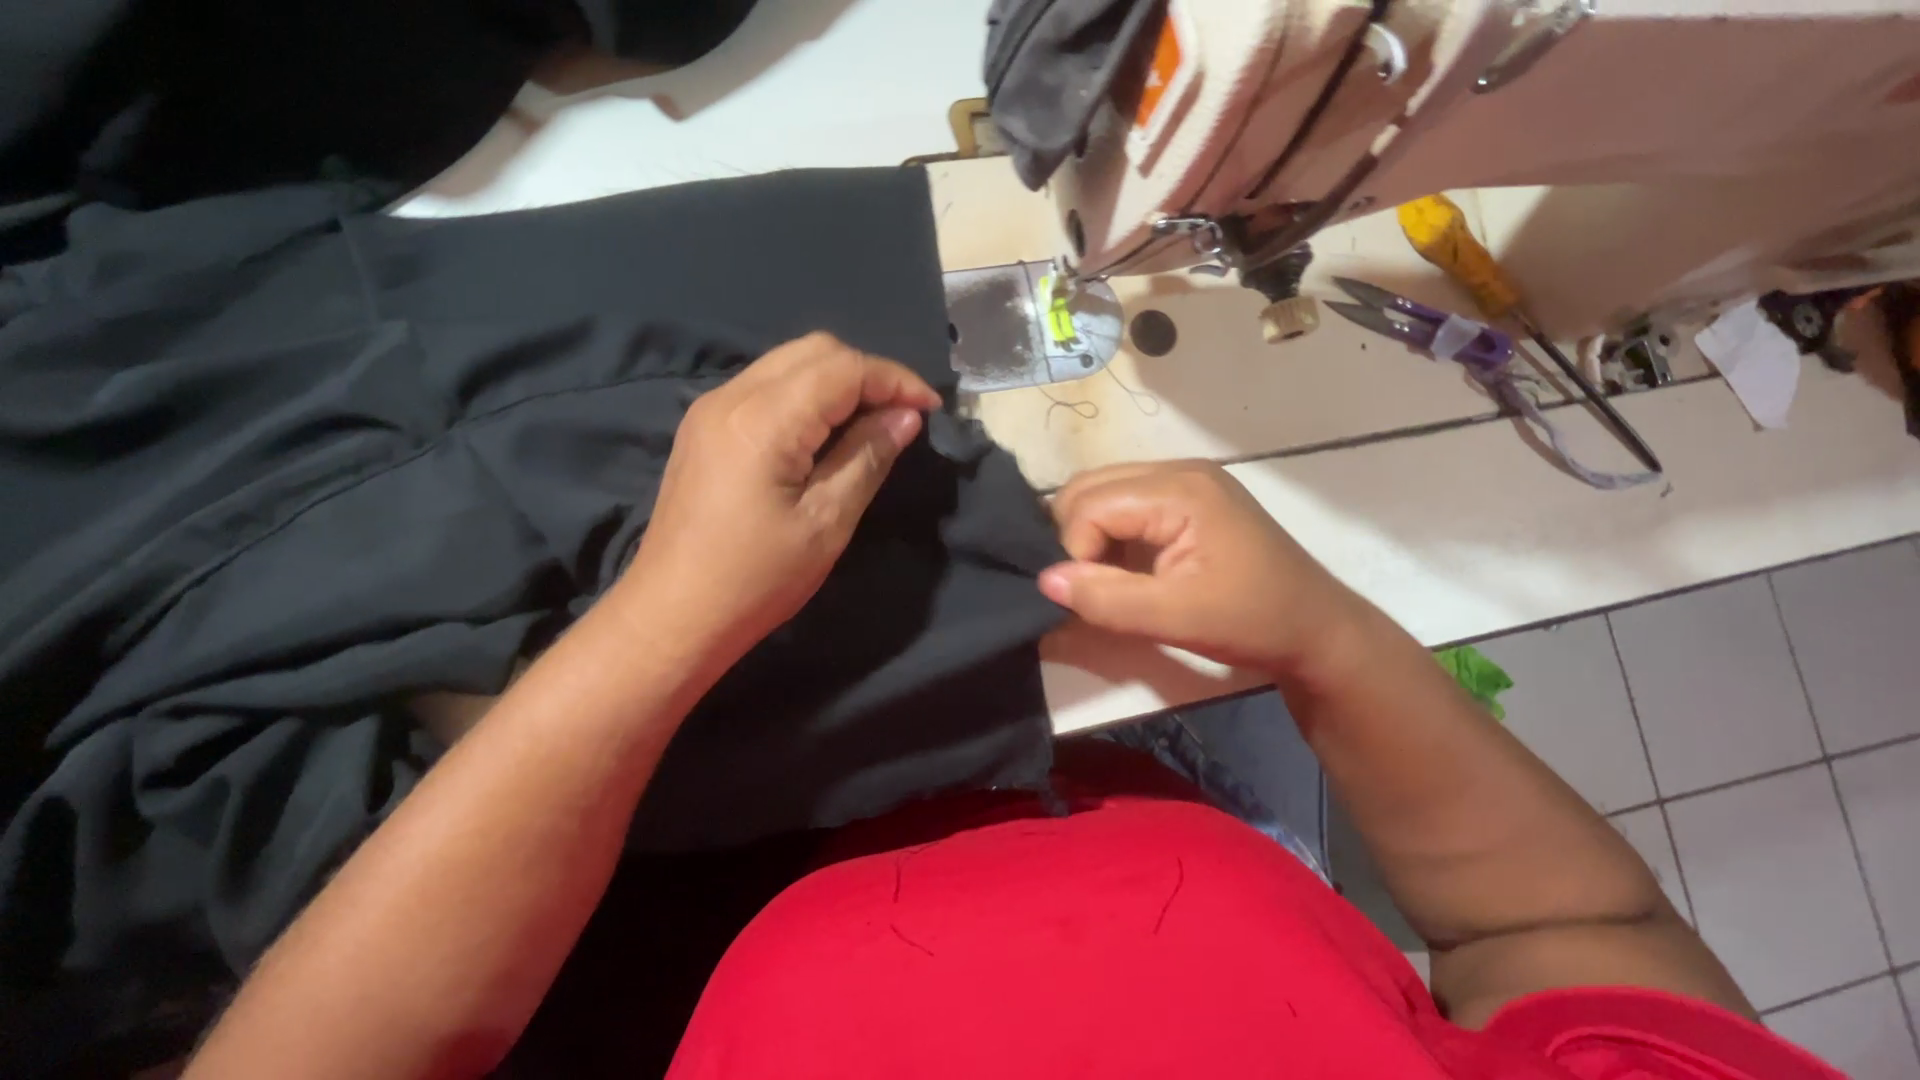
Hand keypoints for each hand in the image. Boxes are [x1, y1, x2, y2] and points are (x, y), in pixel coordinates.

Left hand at [615, 333, 940, 663]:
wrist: (674, 614)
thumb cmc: (756, 578)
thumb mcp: (827, 522)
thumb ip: (868, 457)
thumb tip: (906, 417)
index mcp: (764, 418)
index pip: (843, 368)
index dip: (894, 380)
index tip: (931, 409)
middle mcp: (732, 396)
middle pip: (814, 351)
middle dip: (866, 373)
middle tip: (901, 417)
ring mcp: (711, 409)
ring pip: (788, 364)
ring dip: (836, 382)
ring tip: (870, 424)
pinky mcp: (703, 428)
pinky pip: (765, 387)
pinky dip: (805, 396)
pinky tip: (824, 434)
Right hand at [1037, 461, 1369, 676]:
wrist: (1317, 629)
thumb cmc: (1253, 621)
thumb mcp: (1177, 617)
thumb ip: (1108, 599)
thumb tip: (1044, 580)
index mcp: (1180, 489)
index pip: (1090, 504)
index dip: (1075, 552)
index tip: (1090, 597)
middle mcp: (1177, 469)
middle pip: (1089, 488)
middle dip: (1074, 538)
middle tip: (1089, 586)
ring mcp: (1184, 480)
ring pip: (1101, 493)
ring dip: (1089, 536)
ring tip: (1104, 579)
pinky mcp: (1186, 498)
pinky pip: (1124, 504)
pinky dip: (1109, 535)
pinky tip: (1122, 568)